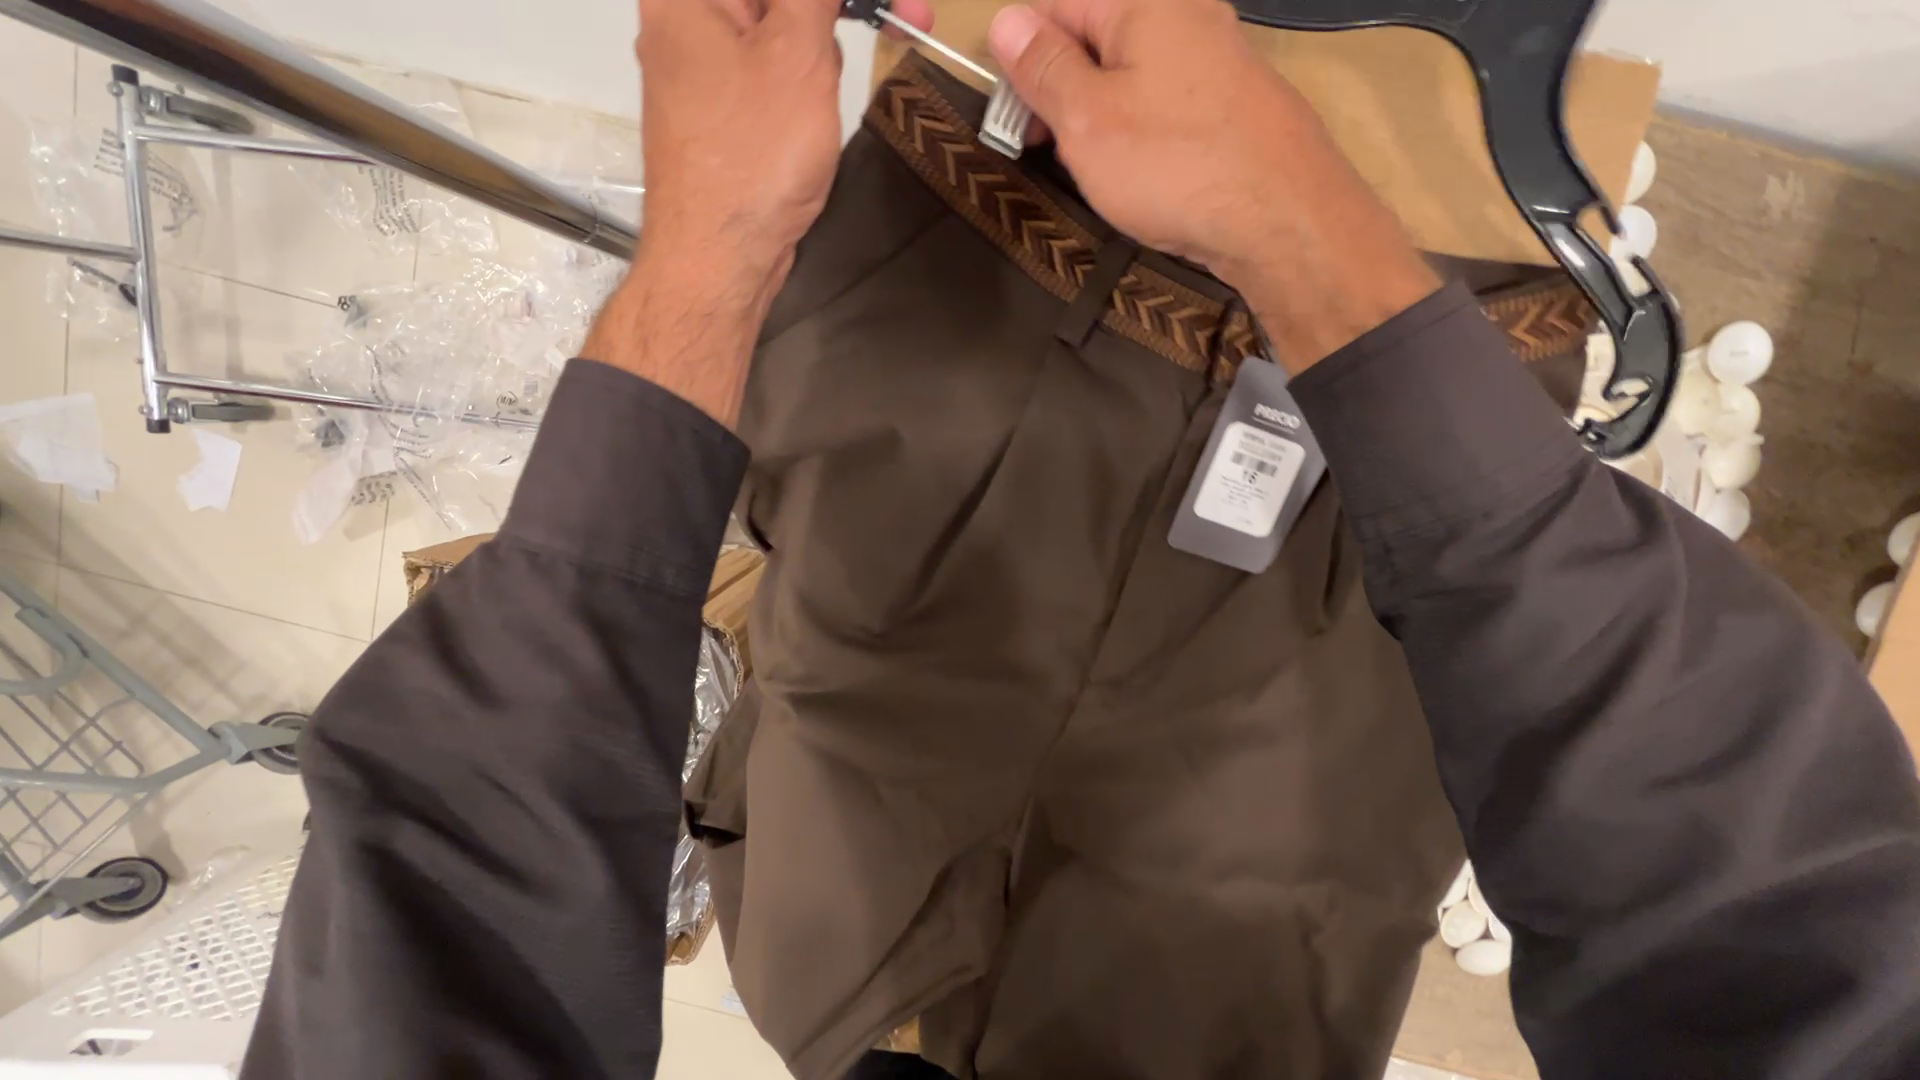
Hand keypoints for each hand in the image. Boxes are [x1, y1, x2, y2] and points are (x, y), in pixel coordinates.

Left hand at [582, 0, 931, 426]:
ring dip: (817, 54)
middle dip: (831, 13)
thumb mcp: (798, 55)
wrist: (720, 257)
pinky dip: (800, 85)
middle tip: (907, 20)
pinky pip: (767, 75)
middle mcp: (682, 19)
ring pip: (776, 33)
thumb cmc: (755, 157)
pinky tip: (812, 120)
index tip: (888, 2)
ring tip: (824, 101)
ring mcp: (698, 71)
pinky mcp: (718, 114)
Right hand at [986, 0, 1438, 368]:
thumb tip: (1004, 19)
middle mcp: (1188, 15)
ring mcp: (1218, 60)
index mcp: (1145, 3)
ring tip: (1086, 167)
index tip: (1007, 113)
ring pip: (1132, 76)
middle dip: (1059, 89)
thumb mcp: (1086, 118)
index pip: (1058, 5)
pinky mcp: (1235, 105)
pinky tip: (1136, 173)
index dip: (1021, 55)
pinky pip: (1166, 104)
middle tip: (1041, 148)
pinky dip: (1137, 132)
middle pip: (1097, 38)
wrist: (1282, 219)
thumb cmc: (1172, 164)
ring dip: (1096, 117)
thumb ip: (1043, 68)